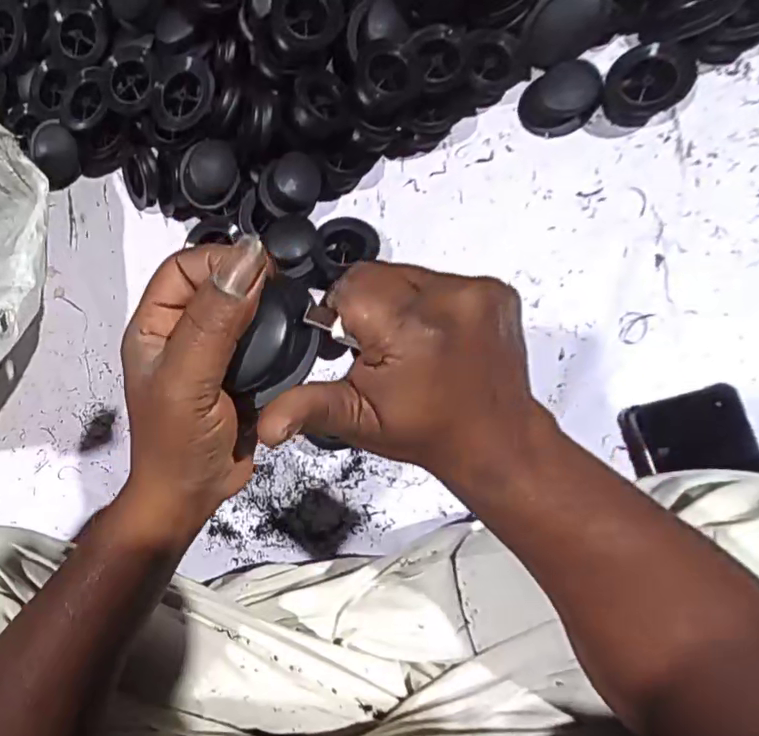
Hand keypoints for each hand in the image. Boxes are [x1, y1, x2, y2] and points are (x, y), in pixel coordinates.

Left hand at [111, 237, 268, 544]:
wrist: (191, 495)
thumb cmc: (173, 449)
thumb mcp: (188, 380)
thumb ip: (213, 322)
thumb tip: (243, 263)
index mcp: (154, 329)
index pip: (184, 267)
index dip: (221, 259)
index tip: (260, 267)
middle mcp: (181, 336)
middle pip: (217, 283)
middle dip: (249, 280)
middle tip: (280, 287)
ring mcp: (210, 356)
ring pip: (243, 311)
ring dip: (266, 310)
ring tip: (287, 314)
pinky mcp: (237, 375)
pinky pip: (261, 343)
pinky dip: (276, 340)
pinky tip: (286, 342)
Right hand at [256, 261, 555, 488]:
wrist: (492, 438)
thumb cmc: (430, 432)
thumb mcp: (355, 421)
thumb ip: (306, 408)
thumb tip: (265, 423)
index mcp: (409, 330)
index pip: (349, 284)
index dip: (338, 314)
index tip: (349, 344)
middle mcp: (448, 300)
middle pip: (377, 274)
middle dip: (366, 309)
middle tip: (378, 351)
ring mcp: (475, 292)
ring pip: (407, 273)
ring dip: (396, 304)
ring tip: (406, 348)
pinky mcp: (493, 289)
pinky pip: (439, 279)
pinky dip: (427, 304)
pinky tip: (431, 339)